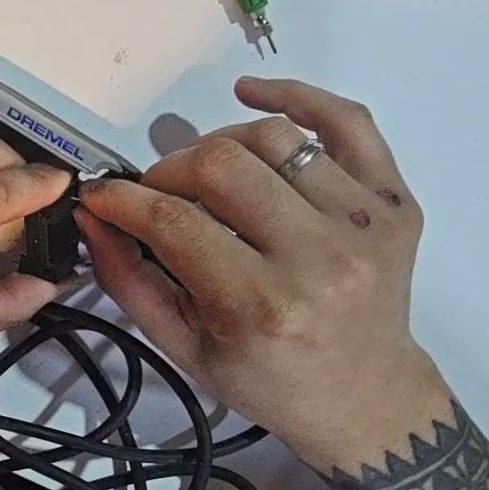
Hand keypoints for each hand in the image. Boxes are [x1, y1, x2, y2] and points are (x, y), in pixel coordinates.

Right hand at [77, 77, 448, 468]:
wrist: (364, 396)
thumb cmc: (264, 379)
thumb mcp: (179, 345)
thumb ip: (127, 279)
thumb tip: (92, 215)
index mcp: (261, 306)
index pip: (172, 222)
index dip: (121, 199)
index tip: (98, 196)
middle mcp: (320, 257)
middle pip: (220, 166)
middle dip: (166, 170)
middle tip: (153, 193)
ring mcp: (367, 222)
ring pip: (272, 137)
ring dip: (216, 144)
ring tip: (201, 172)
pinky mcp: (396, 200)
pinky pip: (348, 121)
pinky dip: (295, 96)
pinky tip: (251, 93)